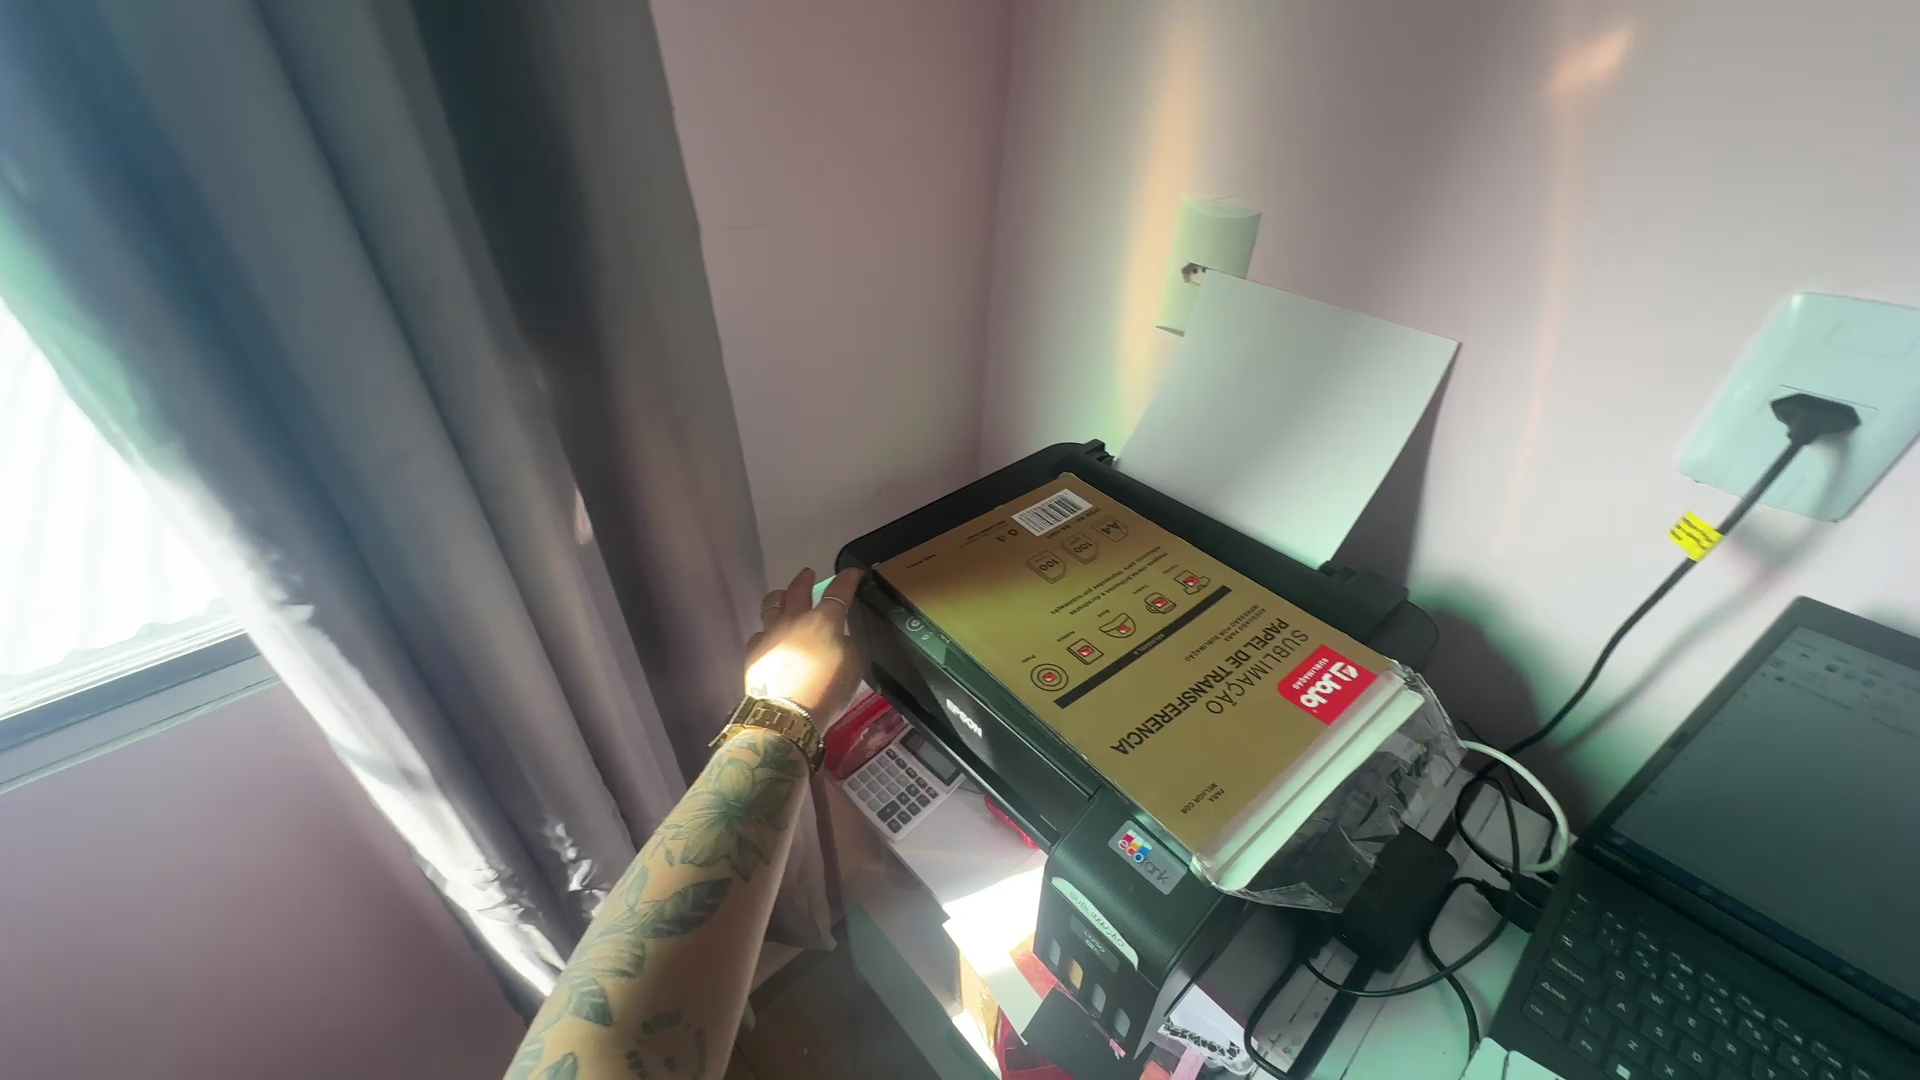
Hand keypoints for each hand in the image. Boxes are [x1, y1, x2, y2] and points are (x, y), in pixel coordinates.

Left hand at [744, 567, 865, 724]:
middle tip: (810, 575)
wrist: (785, 716)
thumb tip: (839, 637)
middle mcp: (795, 620)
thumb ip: (848, 645)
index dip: (848, 578)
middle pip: (798, 589)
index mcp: (824, 621)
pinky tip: (771, 638)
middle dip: (806, 579)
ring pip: (772, 603)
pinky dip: (767, 632)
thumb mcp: (853, 668)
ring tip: (784, 596)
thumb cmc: (826, 692)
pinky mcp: (754, 651)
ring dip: (781, 596)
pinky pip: (759, 633)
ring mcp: (770, 633)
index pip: (839, 591)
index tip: (854, 573)